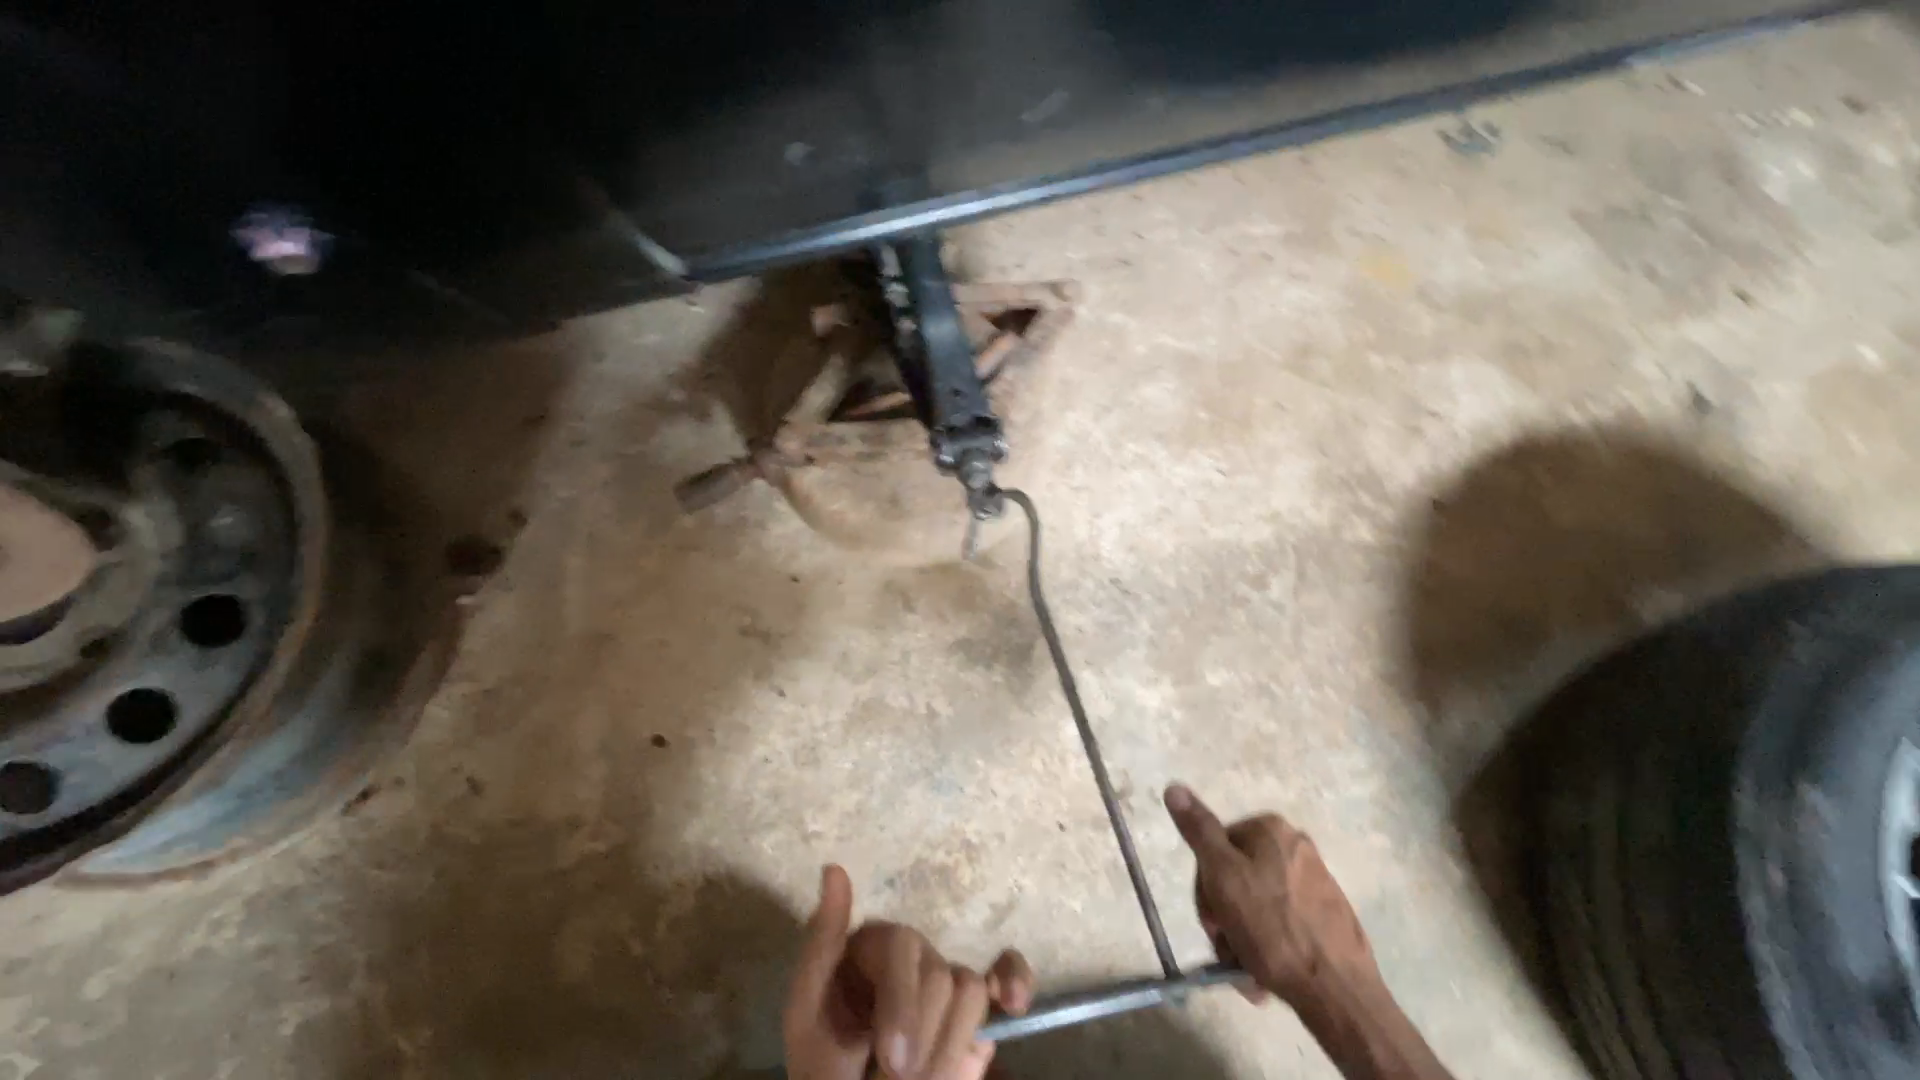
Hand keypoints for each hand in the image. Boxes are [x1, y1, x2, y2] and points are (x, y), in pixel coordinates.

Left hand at [783, 865, 1035, 1079]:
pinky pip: (1007, 974)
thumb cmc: (824, 1069)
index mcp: (871, 947)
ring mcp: (946, 984)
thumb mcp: (808, 1011)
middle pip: (941, 975)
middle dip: (924, 1038)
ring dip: (950, 1044)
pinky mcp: (976, 1012)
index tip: (893, 1064)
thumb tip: (834, 870)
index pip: (904, 946)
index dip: (904, 1005)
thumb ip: (821, 945)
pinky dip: (1015, 980)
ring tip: (926, 1078)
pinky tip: (1014, 1003)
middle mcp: (912, 956)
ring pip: (972, 990)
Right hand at [1164, 784, 1378, 1003]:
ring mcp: (1316, 880)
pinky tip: (1265, 971)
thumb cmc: (1272, 929)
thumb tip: (1174, 787)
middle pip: (1236, 875)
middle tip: (1225, 947)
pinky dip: (1268, 944)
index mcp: (1270, 829)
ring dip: (1242, 935)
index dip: (1205, 887)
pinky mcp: (1328, 913)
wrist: (1337, 990)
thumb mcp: (1223, 876)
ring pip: (1257, 903)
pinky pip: (1283, 922)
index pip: (1215, 847)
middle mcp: (1296, 846)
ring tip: (1244, 967)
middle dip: (1224, 915)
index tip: (1211, 922)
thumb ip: (1199, 831)